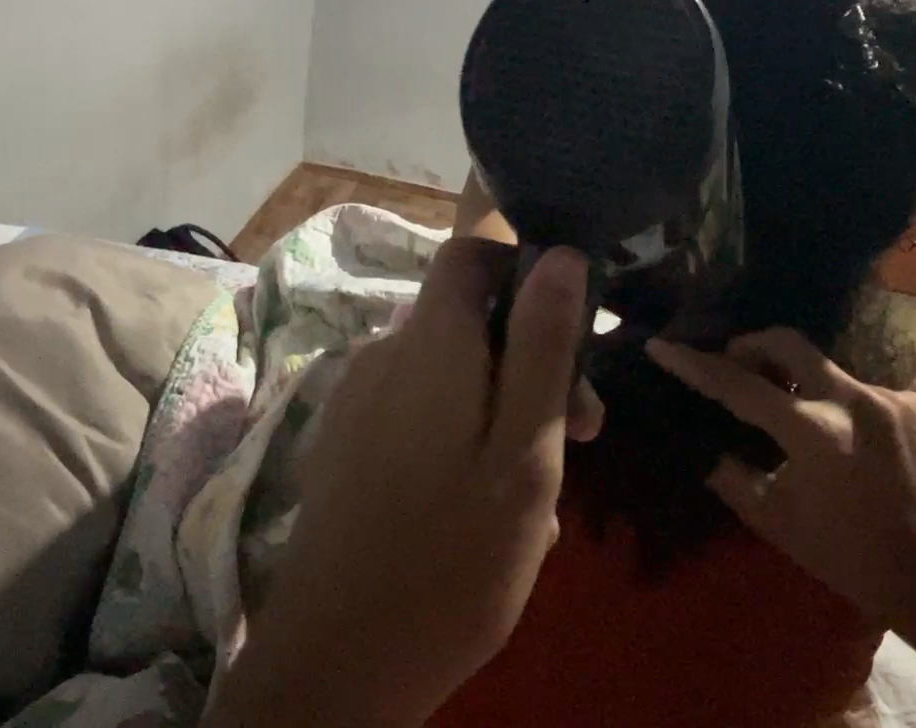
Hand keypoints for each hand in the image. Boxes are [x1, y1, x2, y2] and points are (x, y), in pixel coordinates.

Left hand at [208, 241, 591, 726]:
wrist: (337, 661)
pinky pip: (417, 415)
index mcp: (429, 343)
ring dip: (502, 414)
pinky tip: (482, 510)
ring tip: (536, 498)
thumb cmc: (453, 557)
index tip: (569, 334)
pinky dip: (461, 440)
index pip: (470, 254)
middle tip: (579, 438)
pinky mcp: (346, 445)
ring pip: (450, 377)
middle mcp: (384, 355)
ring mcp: (358, 402)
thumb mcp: (524, 451)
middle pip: (467, 323)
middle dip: (530, 364)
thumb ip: (543, 346)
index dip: (523, 271)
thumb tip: (560, 255)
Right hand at [645, 328, 915, 624]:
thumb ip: (729, 473)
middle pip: (787, 343)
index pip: (738, 385)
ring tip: (798, 419)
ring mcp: (894, 399)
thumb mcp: (774, 519)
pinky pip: (864, 392)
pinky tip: (850, 443)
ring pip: (827, 370)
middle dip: (750, 345)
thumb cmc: (847, 555)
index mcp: (815, 432)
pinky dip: (843, 407)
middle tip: (735, 364)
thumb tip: (701, 443)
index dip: (694, 364)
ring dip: (801, 385)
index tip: (661, 345)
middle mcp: (855, 401)